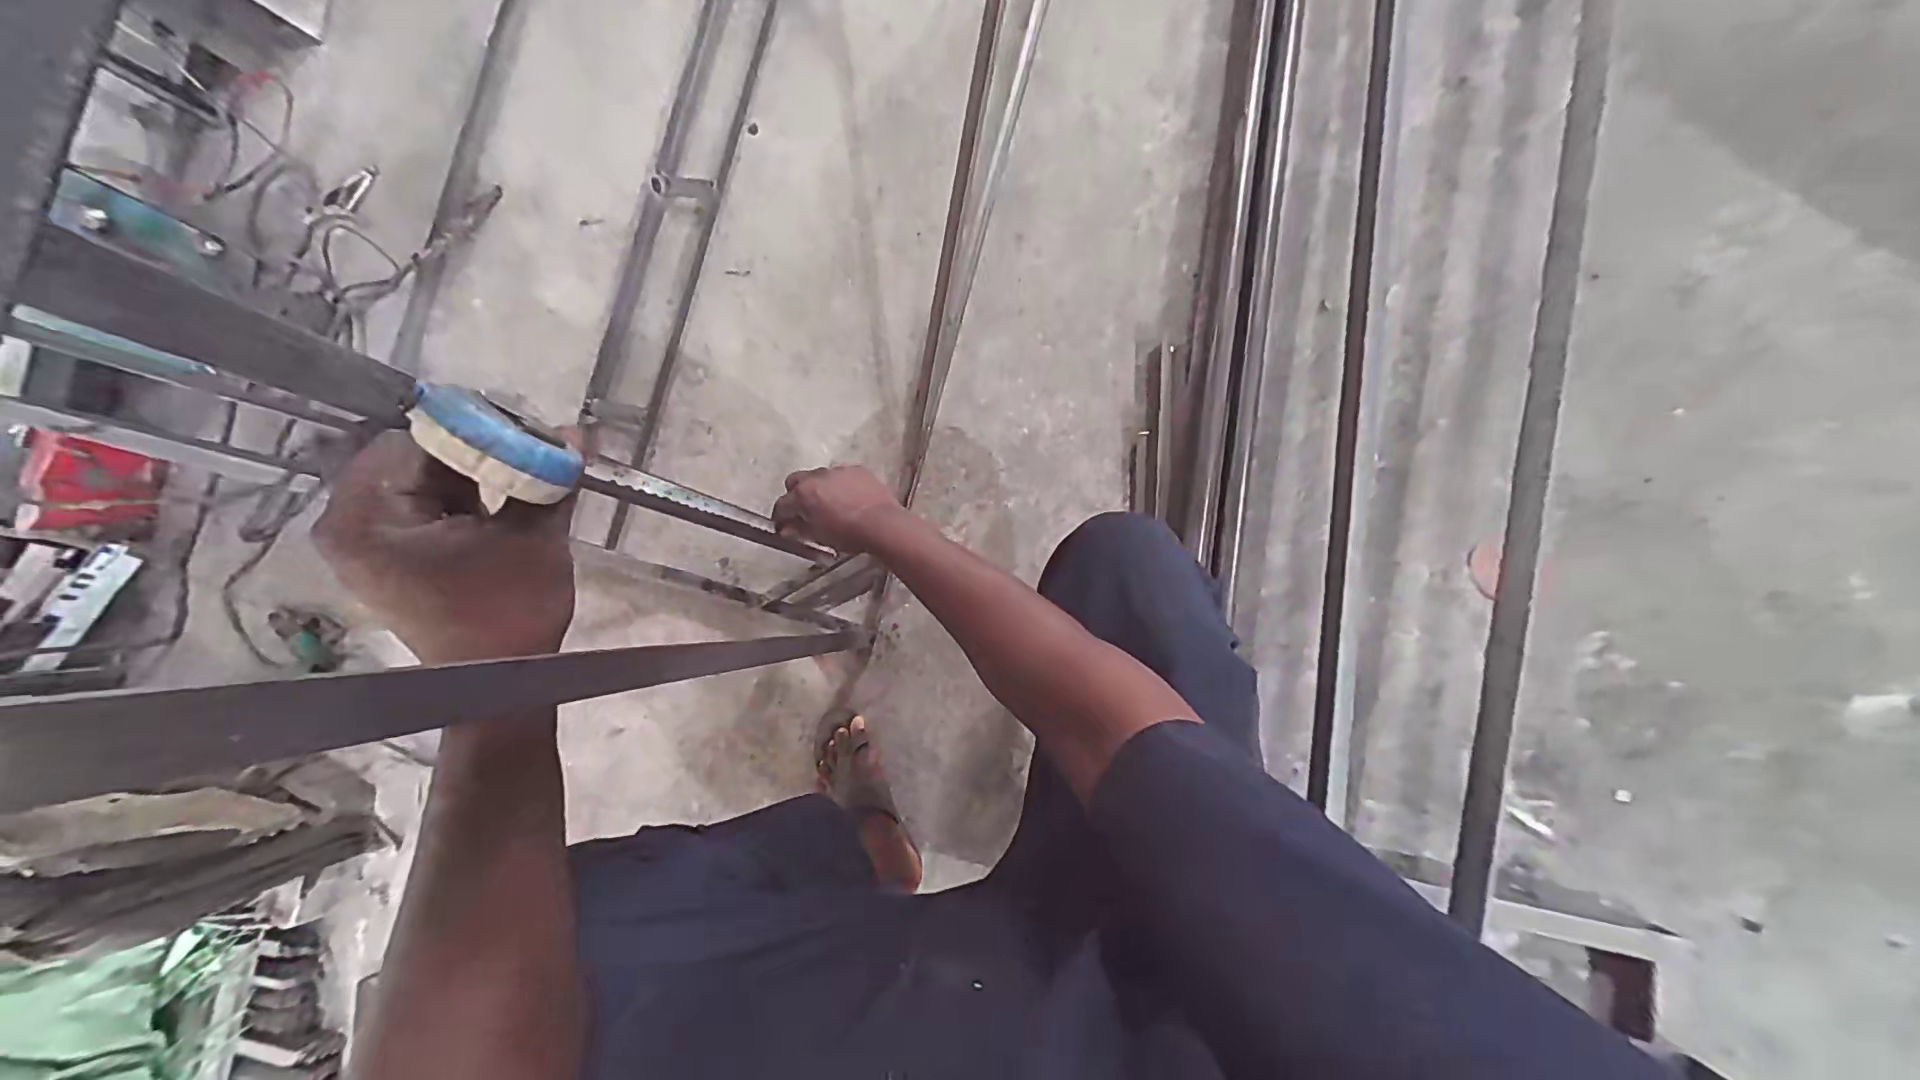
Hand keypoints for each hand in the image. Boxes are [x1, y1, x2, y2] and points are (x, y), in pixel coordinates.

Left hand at [314, 431, 576, 663]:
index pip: (415, 443)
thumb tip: (577, 431)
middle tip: (533, 450)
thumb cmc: (510, 610)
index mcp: (366, 518)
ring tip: (527, 471)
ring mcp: (370, 541)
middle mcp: (351, 523)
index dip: (476, 433)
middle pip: (414, 458)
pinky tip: (508, 495)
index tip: (529, 434)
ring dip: (476, 472)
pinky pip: (427, 504)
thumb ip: (551, 478)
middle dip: (477, 451)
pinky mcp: (393, 555)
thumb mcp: (534, 536)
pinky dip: (468, 495)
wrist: (503, 678)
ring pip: (423, 479)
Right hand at [772, 465, 907, 553]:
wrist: (882, 524)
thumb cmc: (849, 534)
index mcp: (803, 494)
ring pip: (819, 476)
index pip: (782, 505)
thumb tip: (787, 529)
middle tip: (805, 511)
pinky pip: (842, 475)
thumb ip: (799, 530)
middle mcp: (817, 477)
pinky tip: (850, 498)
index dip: (781, 517)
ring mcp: (838, 471)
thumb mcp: (819, 537)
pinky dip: (841, 484)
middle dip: (796, 495)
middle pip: (796, 482)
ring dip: (820, 488)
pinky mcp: (857, 470)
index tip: (784, 525)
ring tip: (831, 505)